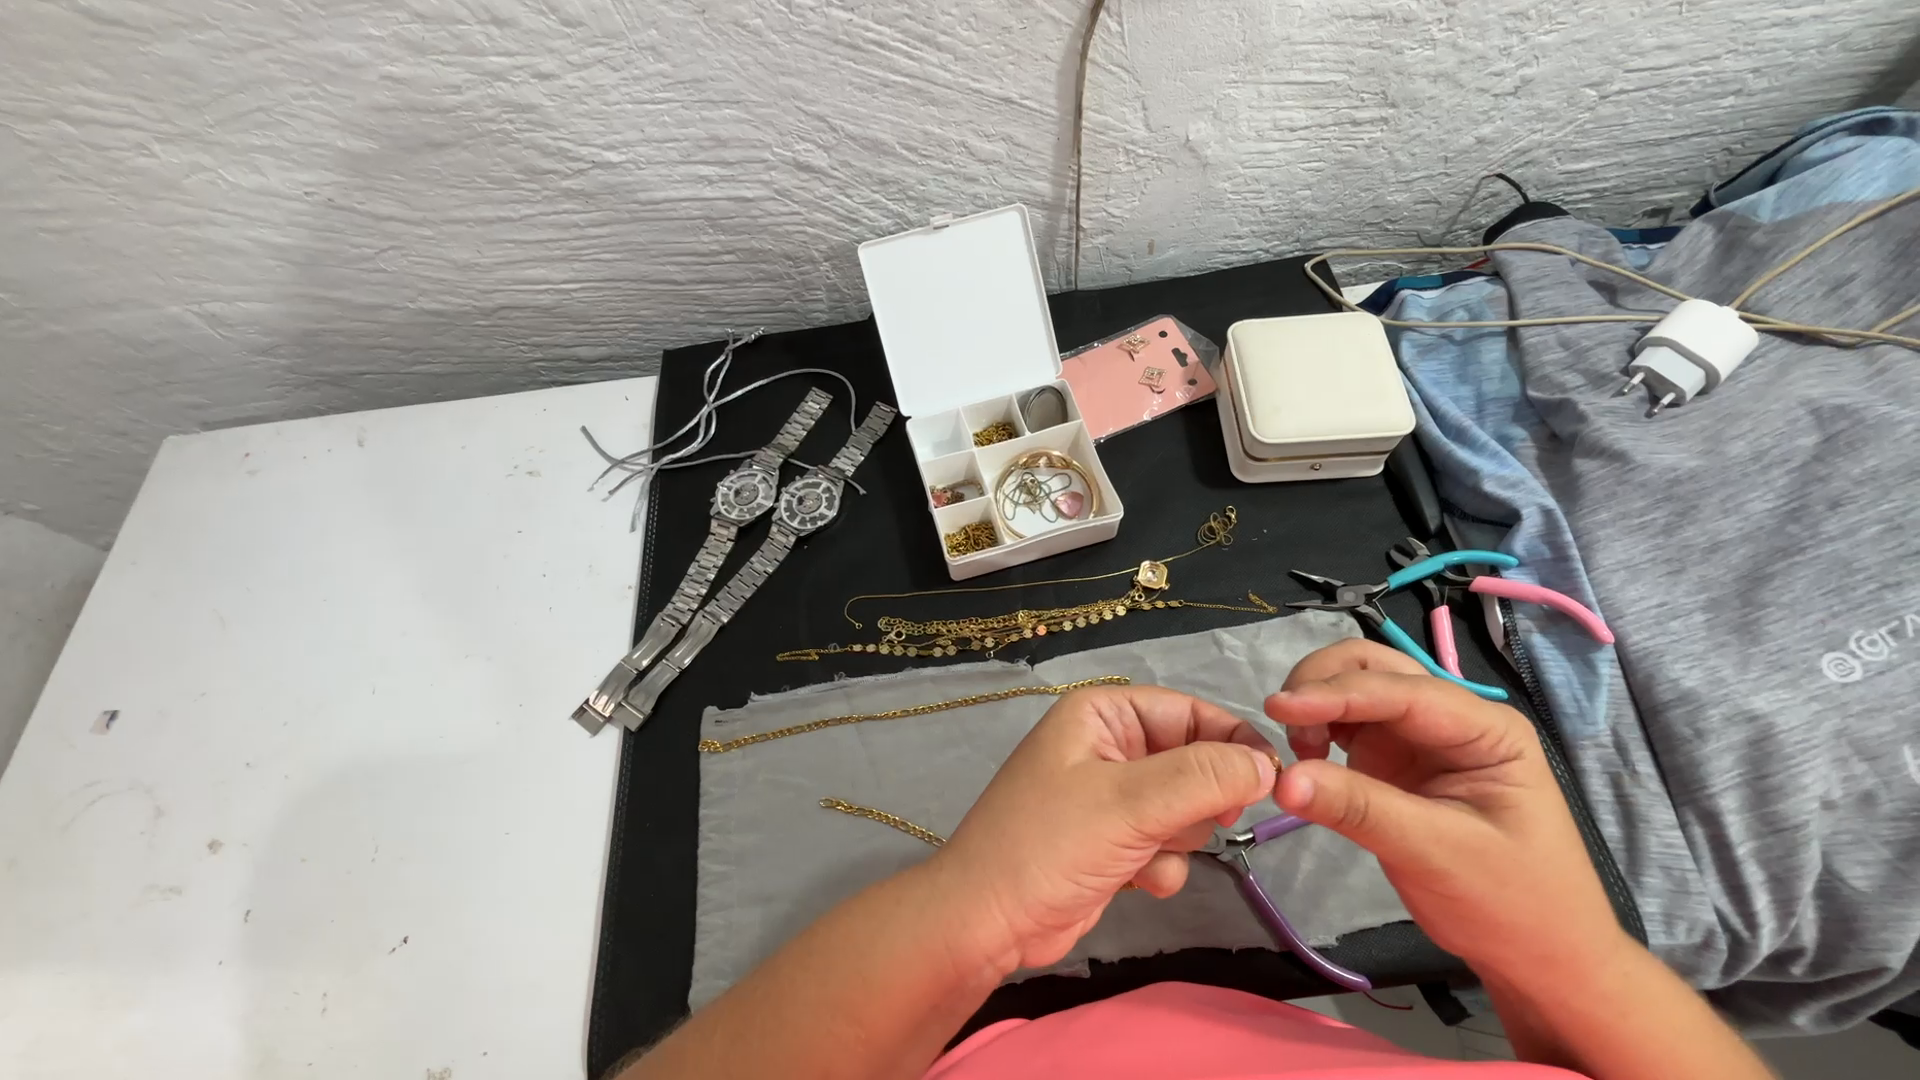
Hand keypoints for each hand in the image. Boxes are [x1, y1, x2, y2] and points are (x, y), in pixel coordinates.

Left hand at [929, 685, 1277, 974]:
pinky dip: (1160, 863)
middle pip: (1193, 761)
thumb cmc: (1050, 843)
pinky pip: (1166, 843)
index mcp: (1103, 713)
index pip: (1189, 711)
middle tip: (1192, 821)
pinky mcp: (1113, 840)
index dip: (1231, 742)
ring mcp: (1110, 796)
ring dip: (1176, 836)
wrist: (989, 922)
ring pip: (1185, 807)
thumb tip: (1269, 763)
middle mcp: (1108, 746)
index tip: (1272, 780)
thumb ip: (1203, 777)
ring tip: (1145, 850)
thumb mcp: (1128, 802)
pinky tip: (1136, 879)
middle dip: (1196, 799)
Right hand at [1264, 640, 1626, 983]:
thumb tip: (1281, 780)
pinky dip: (1315, 728)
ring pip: (1352, 687)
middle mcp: (1448, 719)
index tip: (1277, 708)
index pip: (1400, 691)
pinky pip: (1343, 724)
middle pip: (1373, 667)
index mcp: (1484, 729)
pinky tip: (1305, 760)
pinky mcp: (1389, 760)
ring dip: (1315, 703)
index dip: (1335, 693)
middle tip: (1286, 726)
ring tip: (1298, 750)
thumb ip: (1358, 809)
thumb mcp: (1436, 854)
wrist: (1536, 955)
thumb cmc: (1510, 903)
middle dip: (1322, 683)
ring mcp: (1416, 737)